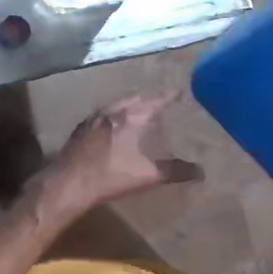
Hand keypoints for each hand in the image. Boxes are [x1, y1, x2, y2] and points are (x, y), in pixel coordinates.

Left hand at [35, 93, 201, 215]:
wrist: (71, 181)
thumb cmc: (113, 175)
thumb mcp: (150, 175)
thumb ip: (177, 171)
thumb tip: (201, 172)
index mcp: (134, 115)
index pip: (158, 100)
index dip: (171, 96)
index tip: (180, 93)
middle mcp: (115, 109)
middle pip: (138, 99)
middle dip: (150, 100)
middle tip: (161, 104)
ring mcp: (95, 116)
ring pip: (119, 104)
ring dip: (131, 107)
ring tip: (140, 113)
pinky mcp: (82, 126)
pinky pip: (104, 114)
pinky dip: (115, 116)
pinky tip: (115, 127)